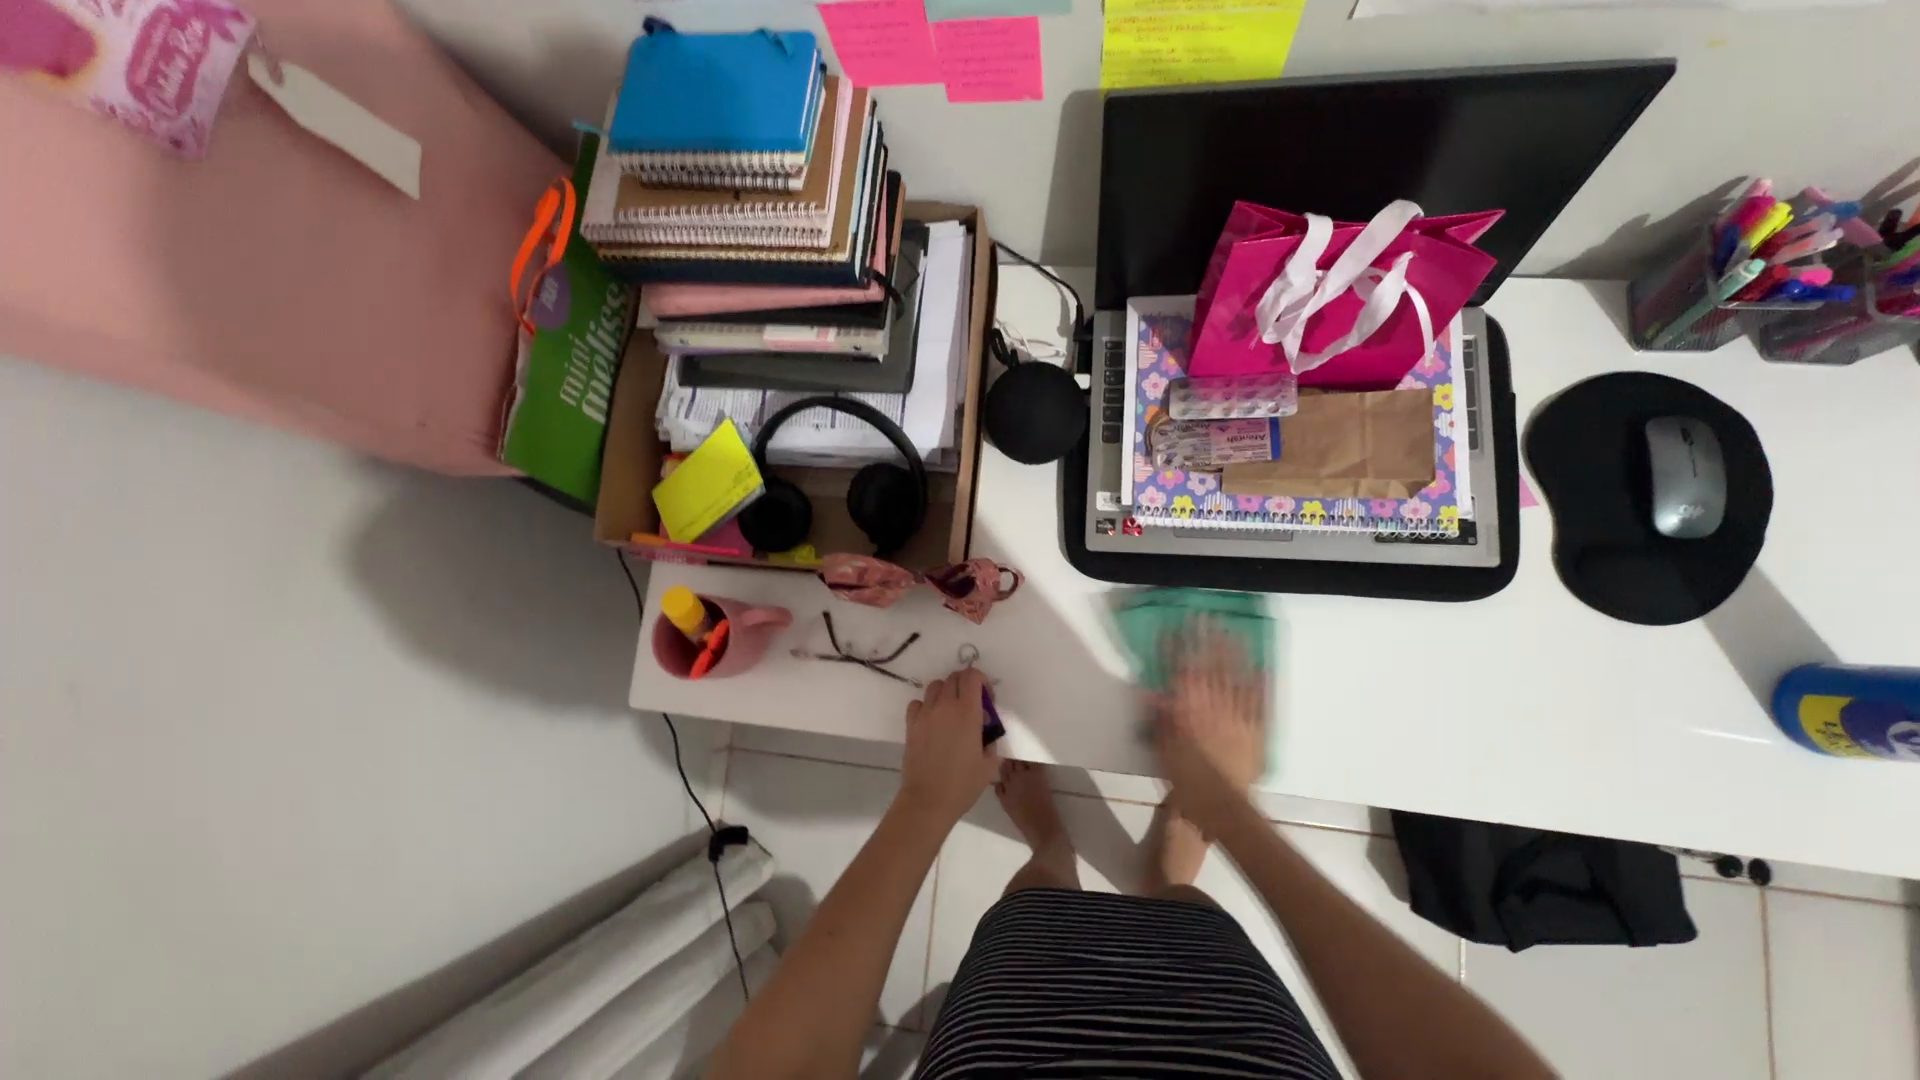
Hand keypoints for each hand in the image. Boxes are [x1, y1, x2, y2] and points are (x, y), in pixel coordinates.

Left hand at [896, 667, 1000, 827]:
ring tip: (952, 712)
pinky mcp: (911, 725)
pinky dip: (926, 706)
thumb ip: (992, 742)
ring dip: (946, 693)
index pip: (972, 677)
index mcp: (967, 712)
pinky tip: (932, 722)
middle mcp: (945, 706)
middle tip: (972, 706)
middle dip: (966, 685)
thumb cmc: (963, 784)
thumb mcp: (989, 764)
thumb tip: (986, 733)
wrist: (928, 800)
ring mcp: (925, 714)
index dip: (982, 681)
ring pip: (935, 686)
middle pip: (954, 677)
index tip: (987, 700)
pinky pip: (917, 703)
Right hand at [1153, 620, 1267, 836]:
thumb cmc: (1186, 780)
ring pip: (1236, 678)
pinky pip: (1260, 701)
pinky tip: (1261, 663)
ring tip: (1231, 629)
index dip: (1179, 646)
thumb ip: (1160, 718)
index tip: (1177, 624)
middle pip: (1210, 667)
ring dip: (1233, 652)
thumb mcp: (1163, 749)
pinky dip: (1261, 681)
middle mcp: (1214, 708)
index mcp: (1188, 712)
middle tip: (1206, 615)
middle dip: (1206, 639)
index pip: (1182, 671)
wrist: (1221, 807)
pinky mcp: (1258, 729)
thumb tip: (1150, 690)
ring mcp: (1238, 717)